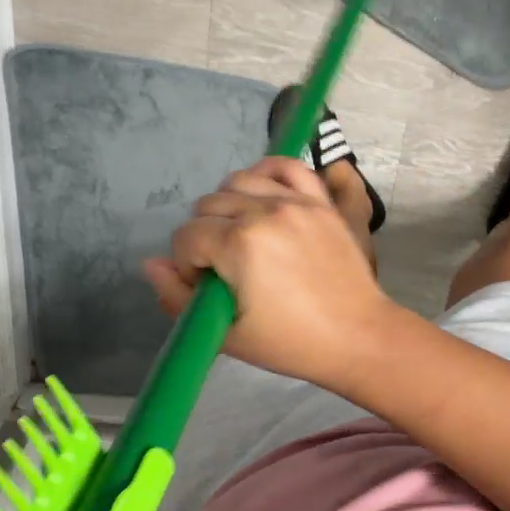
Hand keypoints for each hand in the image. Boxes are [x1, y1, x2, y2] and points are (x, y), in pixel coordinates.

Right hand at [143, 156, 398, 385]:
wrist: (358, 337)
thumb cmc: (292, 344)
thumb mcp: (227, 334)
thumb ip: (177, 298)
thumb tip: (151, 264)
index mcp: (239, 244)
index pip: (186, 237)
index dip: (189, 266)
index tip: (211, 290)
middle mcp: (265, 212)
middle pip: (208, 206)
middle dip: (205, 237)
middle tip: (228, 270)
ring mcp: (296, 202)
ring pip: (239, 182)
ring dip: (230, 206)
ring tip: (243, 237)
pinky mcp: (320, 202)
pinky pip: (287, 166)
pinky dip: (268, 172)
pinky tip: (263, 194)